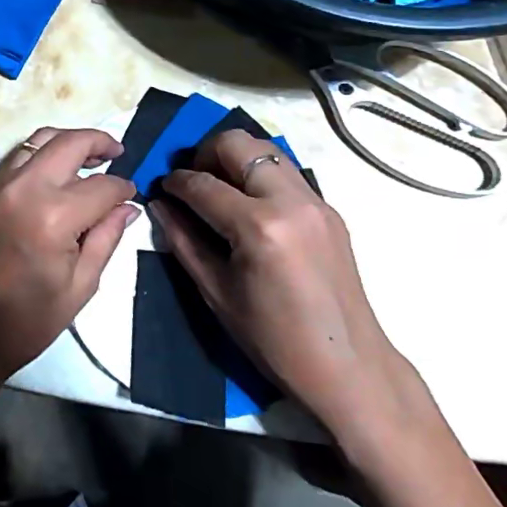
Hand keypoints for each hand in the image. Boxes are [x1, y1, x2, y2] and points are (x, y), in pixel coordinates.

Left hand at [0, 128, 139, 442]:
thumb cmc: (25, 321)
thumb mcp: (80, 287)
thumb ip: (106, 238)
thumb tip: (127, 208)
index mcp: (53, 217)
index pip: (102, 186)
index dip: (123, 189)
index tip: (131, 196)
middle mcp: (25, 189)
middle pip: (71, 143)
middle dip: (100, 143)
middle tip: (118, 153)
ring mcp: (0, 185)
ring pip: (42, 139)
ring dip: (70, 142)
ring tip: (90, 156)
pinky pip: (20, 154)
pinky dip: (44, 152)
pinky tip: (58, 171)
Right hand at [154, 130, 408, 437]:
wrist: (346, 363)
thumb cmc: (274, 341)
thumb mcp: (217, 294)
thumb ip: (184, 242)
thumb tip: (160, 204)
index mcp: (259, 227)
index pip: (205, 185)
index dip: (177, 182)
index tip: (163, 185)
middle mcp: (290, 200)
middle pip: (239, 143)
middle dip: (206, 152)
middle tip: (193, 178)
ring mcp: (315, 200)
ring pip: (267, 149)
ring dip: (236, 157)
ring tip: (220, 185)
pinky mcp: (329, 207)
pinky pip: (287, 172)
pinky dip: (261, 173)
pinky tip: (250, 202)